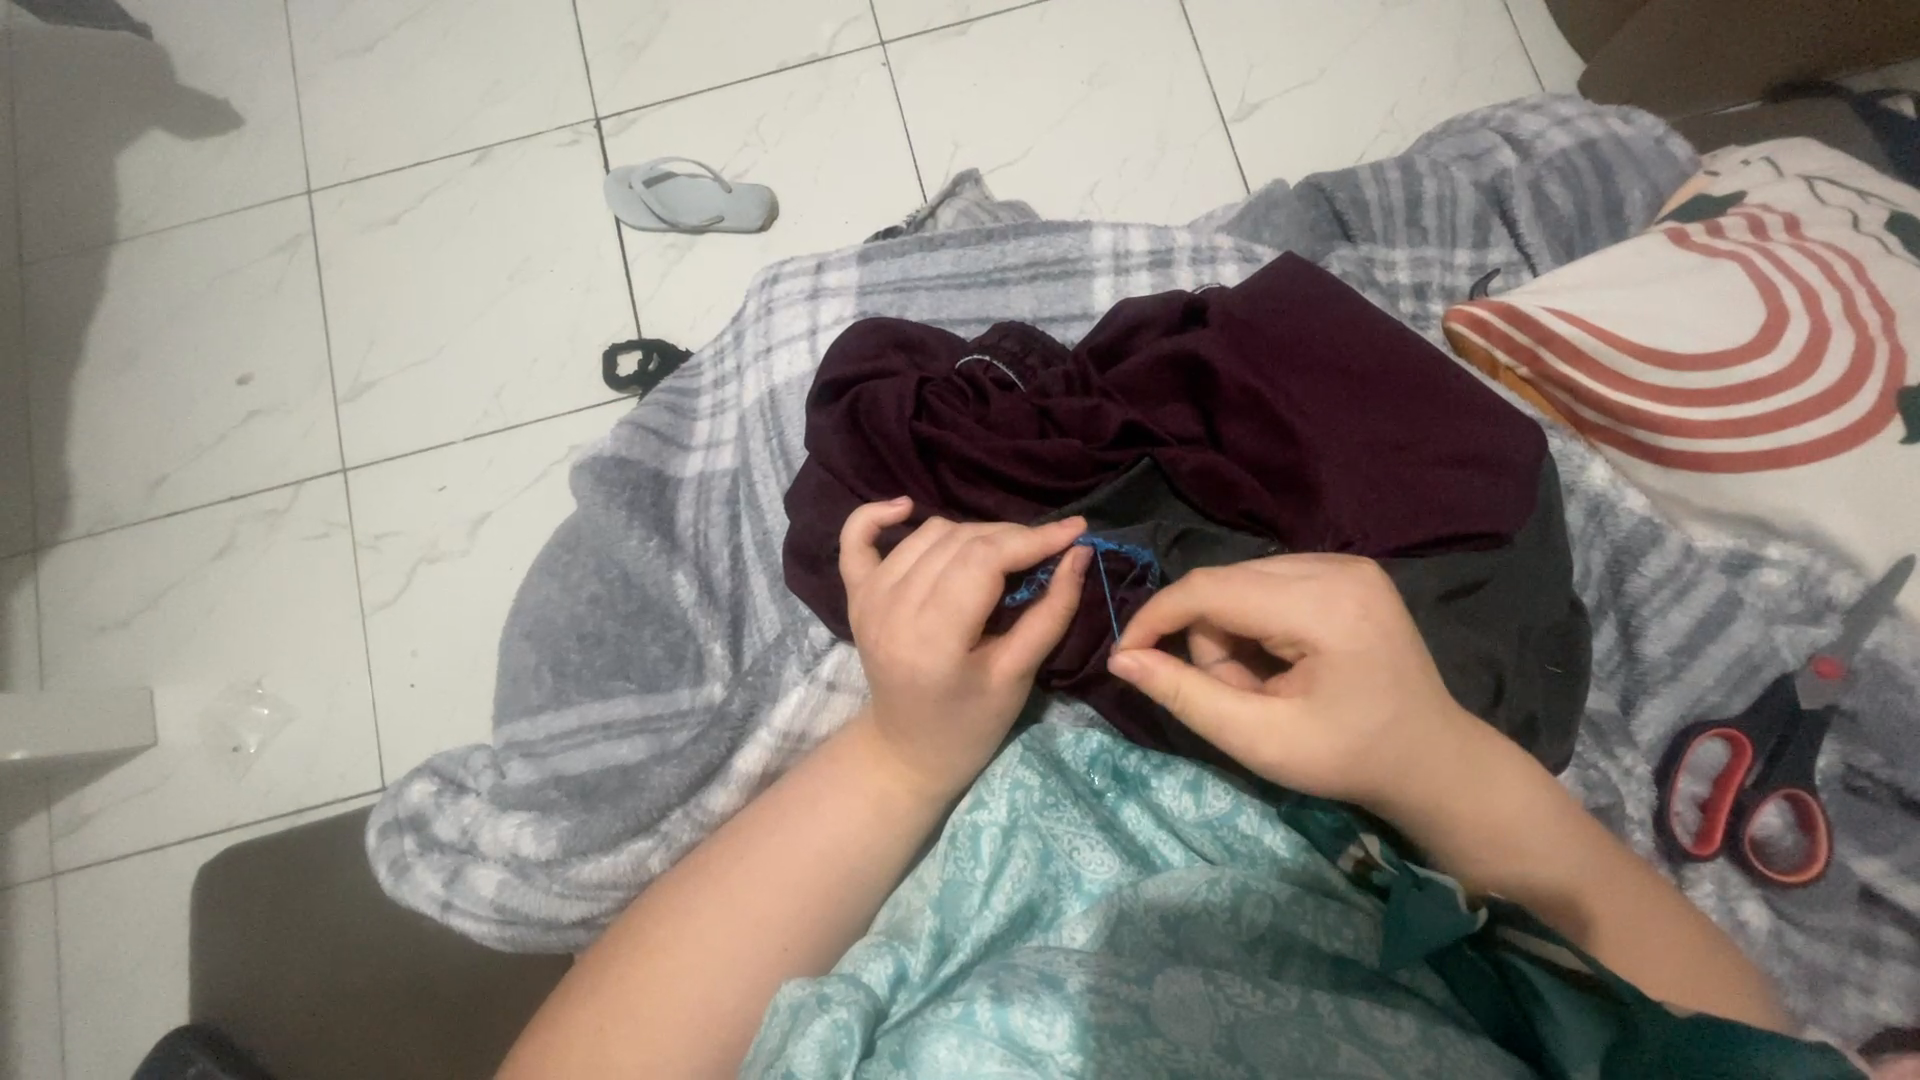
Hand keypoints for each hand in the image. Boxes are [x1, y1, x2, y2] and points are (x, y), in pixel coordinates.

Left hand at [839, 499, 1088, 799]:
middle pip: (960, 541)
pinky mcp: (856, 595)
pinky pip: (856, 538)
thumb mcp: (1018, 675)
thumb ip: (1051, 612)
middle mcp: (892, 609)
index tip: (1076, 529)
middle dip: (1013, 537)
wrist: (908, 749)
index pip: (984, 560)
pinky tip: (905, 508)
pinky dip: (876, 515)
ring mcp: (868, 598)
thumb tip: (1079, 553)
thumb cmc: (971, 724)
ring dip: (974, 534)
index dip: (1033, 539)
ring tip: (1004, 556)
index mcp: (933, 638)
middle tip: (1049, 551)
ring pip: (929, 533)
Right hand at [1106, 554, 1486, 816]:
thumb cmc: (1348, 759)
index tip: (1126, 657)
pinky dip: (1255, 624)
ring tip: (1269, 685)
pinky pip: (1264, 584)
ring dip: (1232, 636)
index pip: (1208, 590)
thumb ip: (1185, 695)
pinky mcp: (1345, 569)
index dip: (1155, 619)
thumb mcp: (1258, 739)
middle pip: (1221, 586)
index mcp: (1324, 604)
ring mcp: (1345, 562)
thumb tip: (1121, 658)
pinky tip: (1285, 661)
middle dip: (1210, 643)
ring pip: (1238, 584)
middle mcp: (1336, 565)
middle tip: (1243, 698)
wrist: (1433, 761)